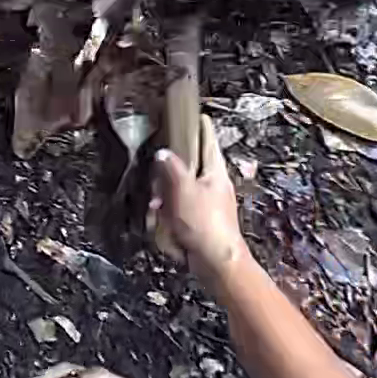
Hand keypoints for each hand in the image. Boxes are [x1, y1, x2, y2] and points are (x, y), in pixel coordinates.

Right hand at [151, 116, 249, 283]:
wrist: (217, 262)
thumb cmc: (204, 222)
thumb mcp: (184, 190)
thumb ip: (172, 168)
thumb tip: (163, 152)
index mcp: (215, 170)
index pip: (208, 140)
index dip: (201, 127)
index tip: (197, 115)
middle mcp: (214, 182)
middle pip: (189, 165)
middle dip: (170, 173)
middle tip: (159, 181)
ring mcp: (208, 201)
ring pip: (181, 188)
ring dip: (167, 196)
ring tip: (159, 207)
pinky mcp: (201, 219)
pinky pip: (181, 208)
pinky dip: (170, 212)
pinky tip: (164, 222)